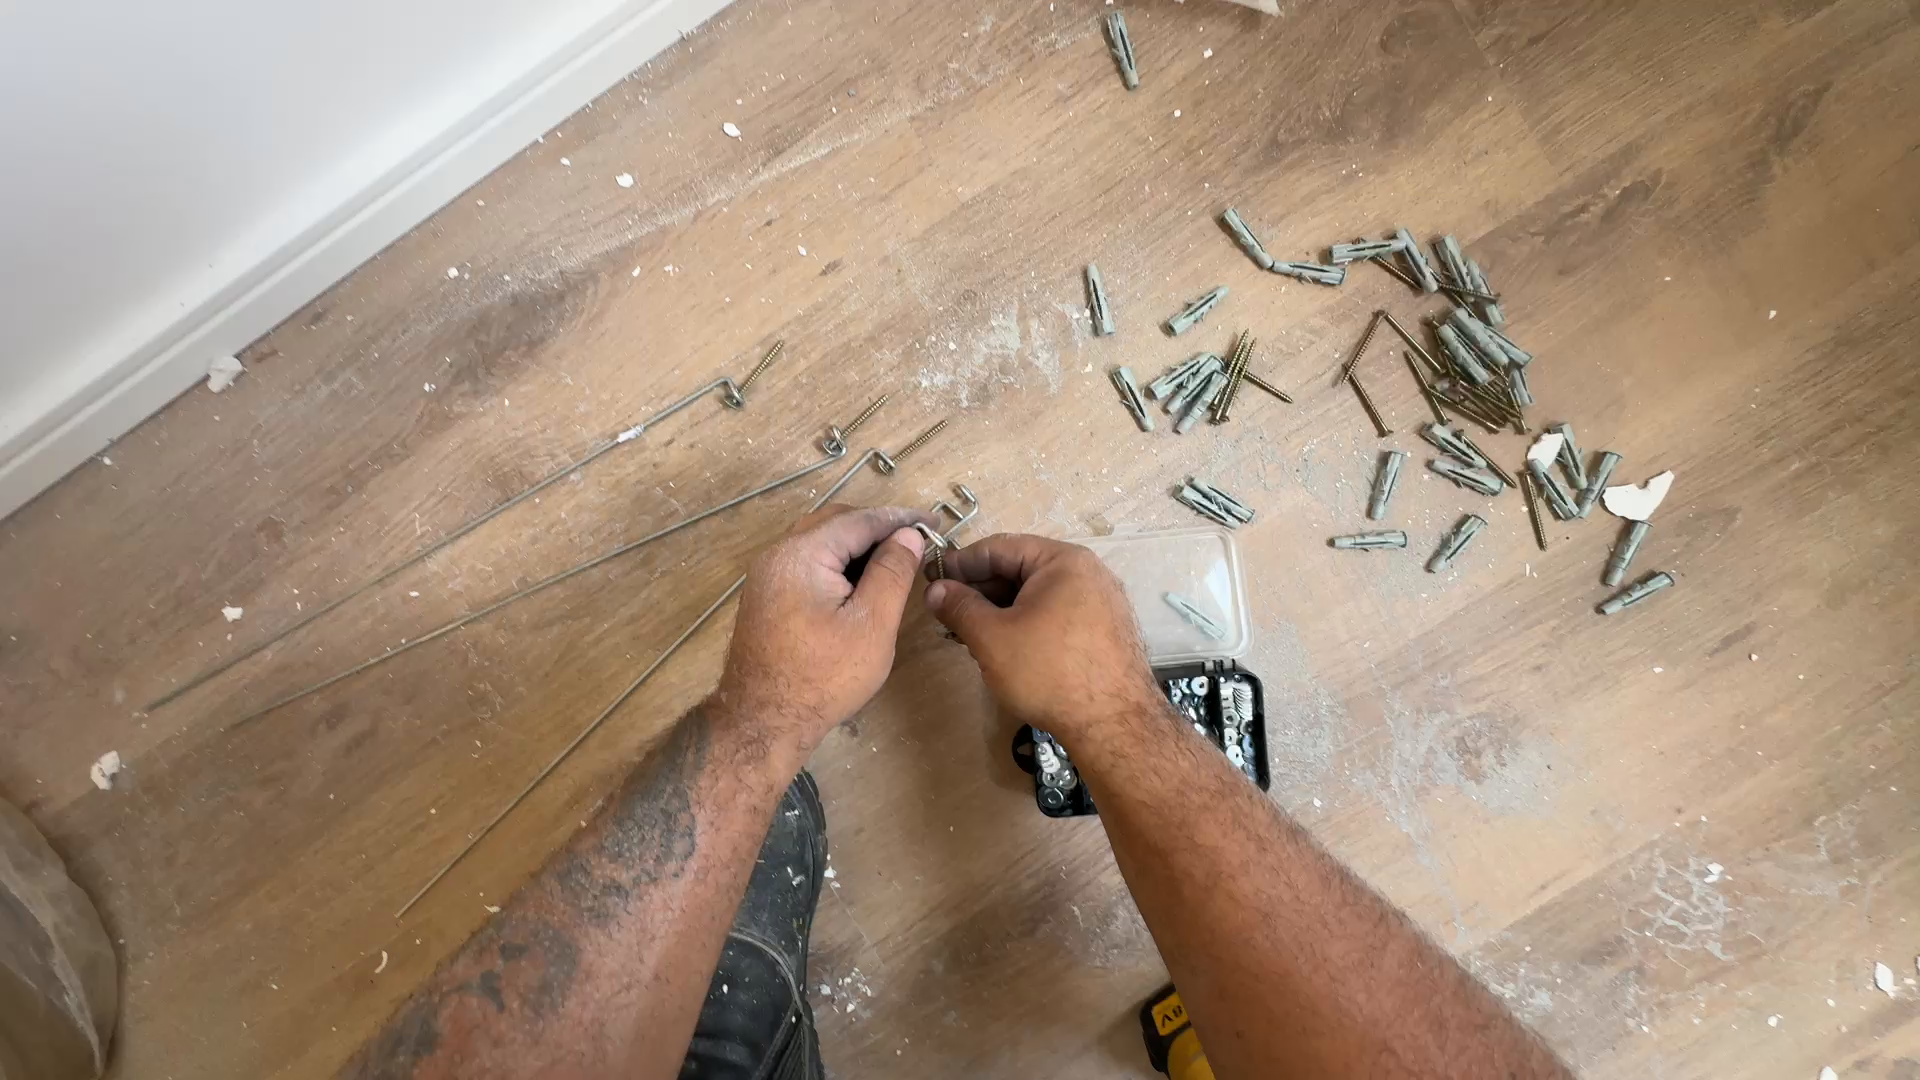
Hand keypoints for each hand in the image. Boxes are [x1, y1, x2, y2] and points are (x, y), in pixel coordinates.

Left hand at [715, 504, 933, 759]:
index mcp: (802, 554)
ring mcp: (768, 574)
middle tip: (918, 541)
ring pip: (821, 541)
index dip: (901, 519)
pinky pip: (809, 562)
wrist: (763, 722)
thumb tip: (909, 535)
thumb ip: (892, 573)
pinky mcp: (768, 595)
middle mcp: (778, 554)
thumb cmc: (823, 677)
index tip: (935, 523)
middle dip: (879, 528)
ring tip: (896, 559)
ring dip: (859, 544)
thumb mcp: (872, 625)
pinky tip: (863, 581)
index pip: (860, 520)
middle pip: (836, 523)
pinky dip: (840, 562)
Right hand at [923, 533, 1162, 739]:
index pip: (999, 548)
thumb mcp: (992, 638)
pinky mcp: (1106, 630)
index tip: (931, 577)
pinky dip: (1027, 623)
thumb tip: (935, 589)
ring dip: (1001, 610)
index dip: (960, 563)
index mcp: (1062, 560)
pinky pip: (1057, 613)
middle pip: (1021, 569)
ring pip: (1038, 594)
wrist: (1113, 725)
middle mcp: (1088, 572)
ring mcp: (1101, 601)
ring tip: (971, 633)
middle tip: (947, 611)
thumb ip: (960, 607)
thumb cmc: (1049, 672)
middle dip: (980, 590)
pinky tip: (1006, 646)